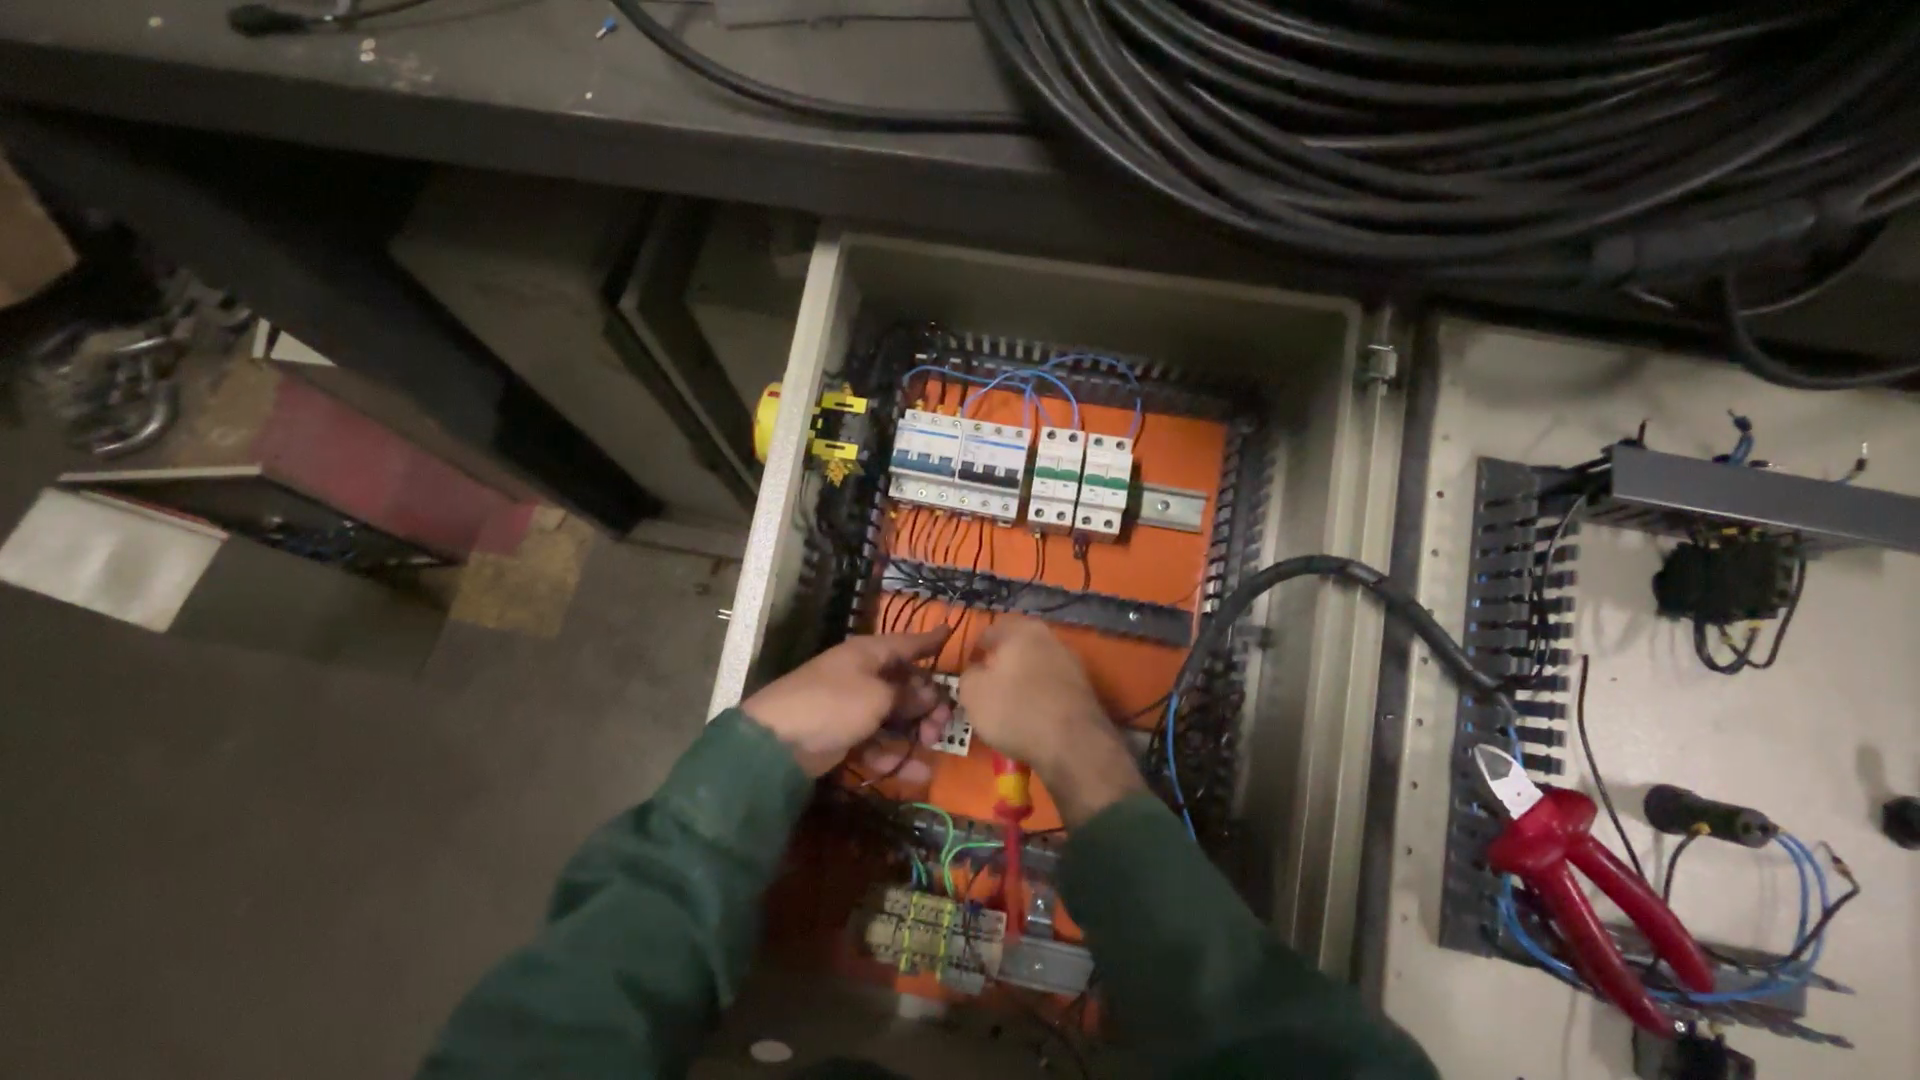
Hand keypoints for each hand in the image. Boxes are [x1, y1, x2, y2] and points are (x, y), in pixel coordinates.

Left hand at [741, 627, 952, 777]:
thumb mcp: (878, 696)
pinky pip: (878, 742)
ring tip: (932, 747)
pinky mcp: (845, 736)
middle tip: (942, 724)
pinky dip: (896, 755)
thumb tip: (928, 695)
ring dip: (916, 732)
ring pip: (895, 716)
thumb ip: (907, 695)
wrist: (778, 740)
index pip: (906, 643)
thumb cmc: (833, 703)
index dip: (929, 640)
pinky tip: (918, 773)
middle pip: (906, 684)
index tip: (951, 632)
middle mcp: (863, 675)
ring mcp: (853, 707)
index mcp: (869, 654)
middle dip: (928, 702)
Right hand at [960, 617, 1144, 824]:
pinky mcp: (1084, 688)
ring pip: (1035, 667)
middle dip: (1000, 665)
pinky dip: (1040, 697)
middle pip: (1016, 648)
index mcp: (1022, 630)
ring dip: (1021, 681)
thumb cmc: (1016, 710)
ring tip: (1008, 707)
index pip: (989, 632)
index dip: (974, 652)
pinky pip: (1051, 687)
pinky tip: (1032, 716)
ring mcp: (1071, 662)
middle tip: (986, 689)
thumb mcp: (973, 692)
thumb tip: (977, 672)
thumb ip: (968, 675)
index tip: (966, 674)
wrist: (1073, 744)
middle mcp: (1050, 638)